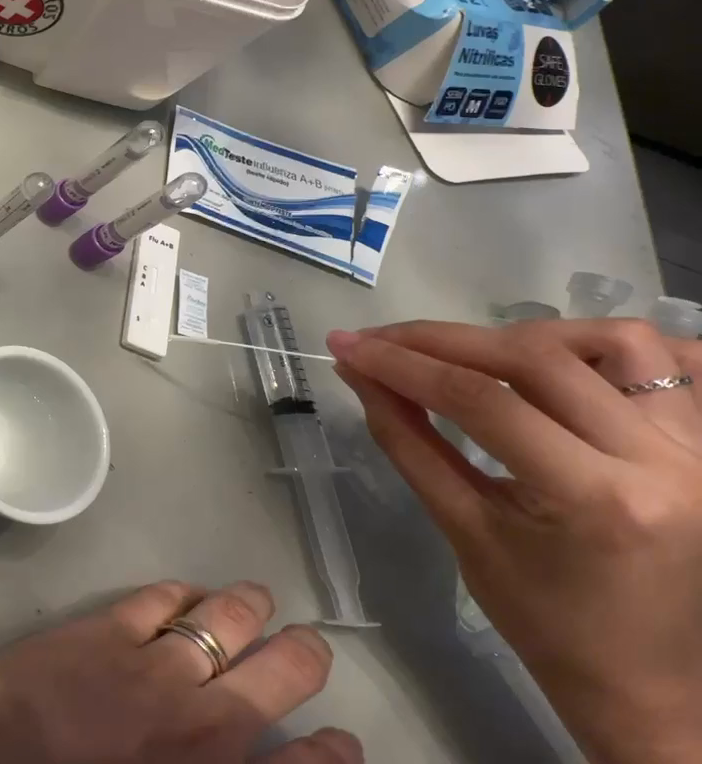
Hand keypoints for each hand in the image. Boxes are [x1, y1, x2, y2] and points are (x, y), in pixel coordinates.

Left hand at [0, 579, 357, 761]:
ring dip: (248, 606)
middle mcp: (207, 718)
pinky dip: (181, 591)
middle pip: (281, 676)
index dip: (331, 753)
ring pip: (225, 621)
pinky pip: (159, 600)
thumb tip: (225, 744)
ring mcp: (159, 666)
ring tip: (259, 597)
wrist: (11, 747)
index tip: (343, 739)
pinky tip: (189, 589)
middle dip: (304, 656)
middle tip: (308, 641)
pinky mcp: (112, 629)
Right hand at [328, 319, 701, 763]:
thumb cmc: (540, 616)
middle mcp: (662, 462)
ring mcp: (695, 451)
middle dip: (442, 340)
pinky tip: (550, 356)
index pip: (481, 399)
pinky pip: (667, 366)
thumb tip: (358, 373)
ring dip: (524, 335)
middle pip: (537, 358)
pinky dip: (602, 346)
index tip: (344, 346)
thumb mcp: (461, 526)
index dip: (401, 364)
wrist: (643, 677)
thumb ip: (407, 440)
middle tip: (378, 340)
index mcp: (597, 497)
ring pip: (610, 344)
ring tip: (467, 353)